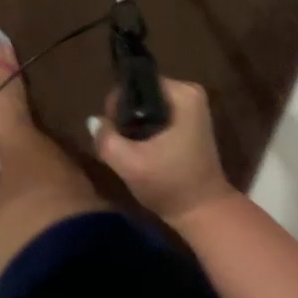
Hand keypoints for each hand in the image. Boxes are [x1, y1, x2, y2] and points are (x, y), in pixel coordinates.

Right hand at [94, 79, 238, 224]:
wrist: (204, 214)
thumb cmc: (171, 185)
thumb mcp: (132, 165)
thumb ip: (107, 140)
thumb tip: (93, 120)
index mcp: (183, 94)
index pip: (138, 84)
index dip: (118, 104)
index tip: (112, 130)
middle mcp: (190, 94)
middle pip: (143, 95)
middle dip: (126, 118)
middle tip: (118, 145)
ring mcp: (193, 109)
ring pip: (149, 108)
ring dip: (135, 127)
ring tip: (127, 150)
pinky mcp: (191, 124)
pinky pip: (159, 117)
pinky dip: (147, 132)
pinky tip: (140, 152)